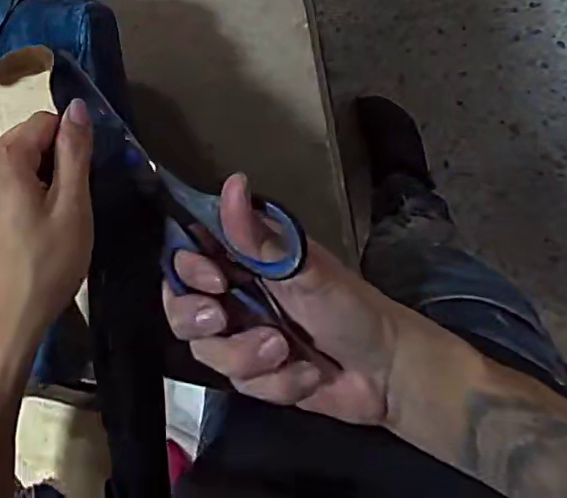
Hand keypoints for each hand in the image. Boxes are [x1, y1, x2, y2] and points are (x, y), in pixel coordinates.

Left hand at [0, 100, 93, 357]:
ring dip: (41, 182)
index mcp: (1, 154)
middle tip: (69, 208)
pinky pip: (5, 183)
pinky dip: (24, 196)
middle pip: (30, 140)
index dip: (71, 147)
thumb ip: (74, 151)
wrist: (0, 327)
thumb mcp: (71, 206)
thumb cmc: (42, 267)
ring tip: (52, 223)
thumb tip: (77, 106)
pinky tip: (32, 232)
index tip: (81, 183)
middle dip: (55, 164)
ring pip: (19, 162)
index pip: (47, 122)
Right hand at [162, 173, 398, 424]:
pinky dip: (276, 383)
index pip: (184, 253)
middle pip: (178, 304)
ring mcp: (238, 334)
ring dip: (245, 355)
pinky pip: (241, 384)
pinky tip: (307, 374)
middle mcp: (229, 291)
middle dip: (195, 317)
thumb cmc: (347, 303)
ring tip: (284, 351)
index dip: (186, 267)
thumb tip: (233, 182)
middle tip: (221, 317)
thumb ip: (257, 234)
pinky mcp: (253, 374)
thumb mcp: (302, 265)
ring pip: (206, 350)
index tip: (213, 280)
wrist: (388, 372)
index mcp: (237, 256)